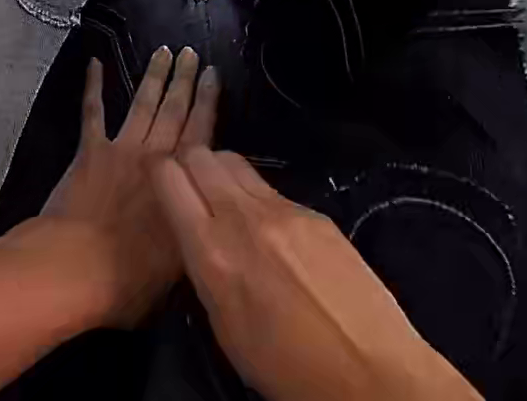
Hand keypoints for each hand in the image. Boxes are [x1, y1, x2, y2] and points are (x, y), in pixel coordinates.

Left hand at [41, 46, 216, 327]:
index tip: (212, 72)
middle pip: (174, 108)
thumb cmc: (129, 276)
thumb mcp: (180, 260)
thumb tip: (205, 209)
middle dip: (184, 78)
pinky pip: (92, 112)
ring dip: (154, 75)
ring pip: (143, 103)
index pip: (200, 128)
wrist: (73, 269)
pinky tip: (95, 63)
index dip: (207, 98)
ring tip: (163, 51)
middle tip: (190, 52)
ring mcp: (121, 147)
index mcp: (179, 178)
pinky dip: (93, 86)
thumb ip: (192, 223)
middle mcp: (154, 153)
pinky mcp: (89, 151)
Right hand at [154, 148, 480, 400]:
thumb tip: (197, 237)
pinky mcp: (312, 210)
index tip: (156, 179)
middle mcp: (242, 216)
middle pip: (201, 156)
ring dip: (220, 171)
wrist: (370, 370)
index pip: (170, 179)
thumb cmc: (287, 370)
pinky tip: (270, 229)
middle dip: (186, 162)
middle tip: (187, 184)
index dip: (158, 172)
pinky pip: (270, 188)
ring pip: (235, 162)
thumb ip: (205, 270)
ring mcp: (281, 207)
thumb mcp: (226, 329)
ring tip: (223, 198)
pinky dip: (256, 196)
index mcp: (212, 252)